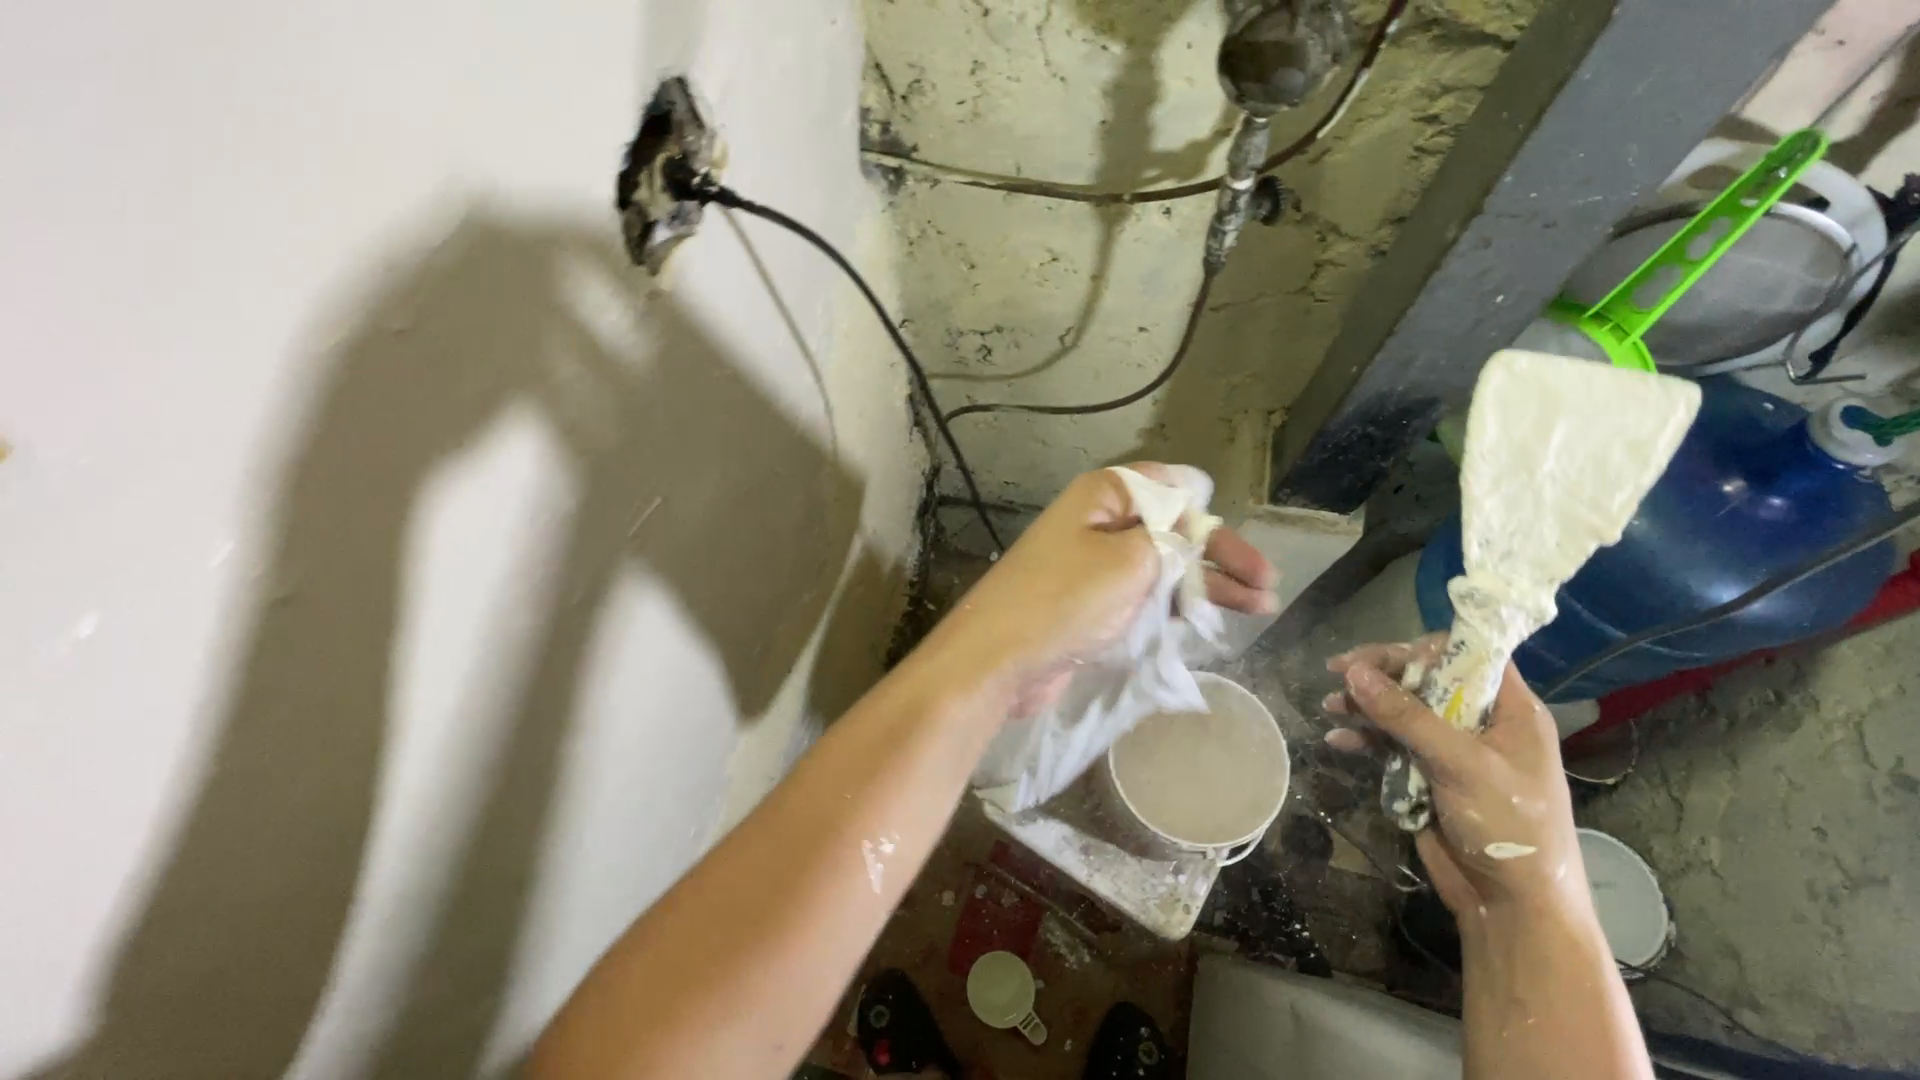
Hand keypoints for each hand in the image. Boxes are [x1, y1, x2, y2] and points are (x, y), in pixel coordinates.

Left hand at [921, 465, 1277, 715]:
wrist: (996, 661)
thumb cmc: (1063, 600)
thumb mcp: (1129, 560)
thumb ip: (1171, 541)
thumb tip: (1193, 527)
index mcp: (1104, 497)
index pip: (1170, 486)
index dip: (1207, 511)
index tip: (1238, 545)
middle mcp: (1100, 524)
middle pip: (1174, 529)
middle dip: (1221, 554)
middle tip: (1267, 584)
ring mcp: (1095, 568)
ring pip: (1164, 567)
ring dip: (1209, 584)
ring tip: (1260, 607)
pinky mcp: (1092, 607)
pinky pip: (1144, 597)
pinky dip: (1178, 606)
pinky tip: (1212, 621)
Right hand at [1323, 636, 1588, 924]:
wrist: (1513, 905)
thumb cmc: (1508, 827)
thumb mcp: (1460, 764)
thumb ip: (1406, 716)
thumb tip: (1354, 672)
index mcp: (1510, 710)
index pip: (1468, 655)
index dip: (1423, 649)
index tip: (1379, 658)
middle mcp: (1482, 722)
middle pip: (1426, 679)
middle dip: (1381, 676)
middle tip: (1337, 672)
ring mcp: (1453, 750)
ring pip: (1402, 710)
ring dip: (1365, 706)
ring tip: (1328, 707)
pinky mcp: (1428, 776)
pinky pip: (1391, 744)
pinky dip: (1365, 739)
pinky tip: (1337, 742)